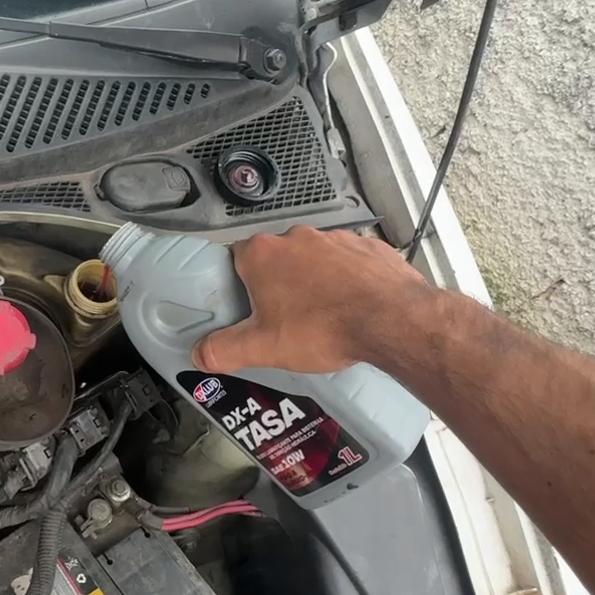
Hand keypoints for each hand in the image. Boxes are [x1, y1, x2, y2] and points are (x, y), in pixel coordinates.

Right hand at [192, 226, 434, 373]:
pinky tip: (349, 308)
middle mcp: (297, 238)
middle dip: (275, 284)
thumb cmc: (325, 328)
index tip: (244, 305)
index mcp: (263, 254)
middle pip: (274, 259)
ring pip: (312, 259)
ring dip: (311, 281)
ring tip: (319, 317)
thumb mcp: (262, 348)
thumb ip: (222, 351)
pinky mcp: (369, 248)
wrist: (394, 321)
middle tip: (280, 318)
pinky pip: (347, 262)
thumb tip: (199, 355)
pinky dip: (345, 281)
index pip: (235, 258)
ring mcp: (336, 239)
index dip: (237, 283)